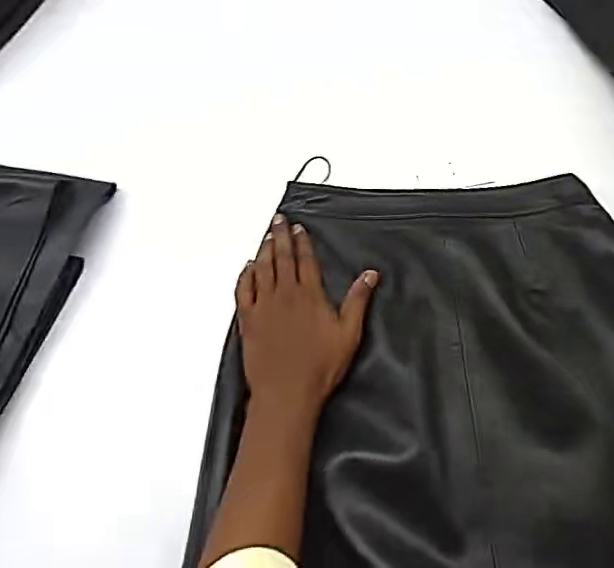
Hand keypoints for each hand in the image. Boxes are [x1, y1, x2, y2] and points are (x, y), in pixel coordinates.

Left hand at [236, 213, 378, 416]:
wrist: (286, 394)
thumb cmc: (319, 368)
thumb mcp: (348, 334)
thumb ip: (358, 300)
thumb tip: (370, 275)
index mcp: (309, 295)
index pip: (305, 260)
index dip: (302, 242)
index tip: (299, 229)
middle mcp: (285, 294)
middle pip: (282, 257)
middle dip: (281, 236)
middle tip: (279, 220)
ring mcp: (264, 305)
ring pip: (262, 268)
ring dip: (264, 249)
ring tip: (266, 236)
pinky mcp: (247, 319)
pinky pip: (243, 289)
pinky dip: (245, 274)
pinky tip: (248, 267)